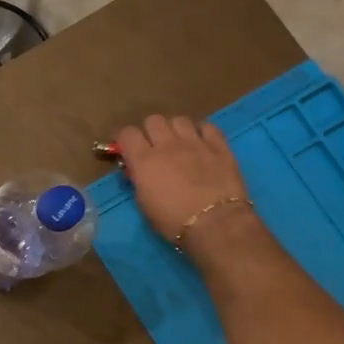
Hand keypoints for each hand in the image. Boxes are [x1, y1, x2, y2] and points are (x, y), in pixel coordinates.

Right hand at [114, 115, 252, 256]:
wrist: (214, 223)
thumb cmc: (172, 220)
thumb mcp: (144, 203)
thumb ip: (138, 180)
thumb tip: (137, 169)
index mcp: (144, 160)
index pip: (127, 133)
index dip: (124, 139)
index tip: (126, 148)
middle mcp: (167, 145)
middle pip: (153, 120)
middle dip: (150, 131)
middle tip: (154, 146)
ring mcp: (195, 142)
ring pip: (179, 120)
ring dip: (175, 129)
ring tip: (179, 143)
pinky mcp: (219, 146)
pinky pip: (207, 126)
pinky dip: (201, 131)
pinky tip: (201, 142)